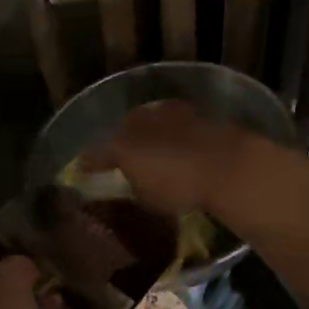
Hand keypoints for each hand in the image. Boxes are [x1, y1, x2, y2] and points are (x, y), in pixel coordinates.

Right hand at [80, 100, 251, 215]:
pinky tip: (178, 143)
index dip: (88, 163)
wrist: (227, 164)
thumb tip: (131, 180)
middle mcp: (138, 120)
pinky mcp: (194, 111)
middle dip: (120, 143)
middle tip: (122, 157)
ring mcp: (167, 111)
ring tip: (152, 148)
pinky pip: (173, 122)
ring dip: (147, 134)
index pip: (95, 153)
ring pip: (148, 121)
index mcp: (120, 143)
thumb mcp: (148, 197)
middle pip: (122, 130)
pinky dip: (171, 132)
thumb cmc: (180, 187)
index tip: (81, 169)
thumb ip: (133, 185)